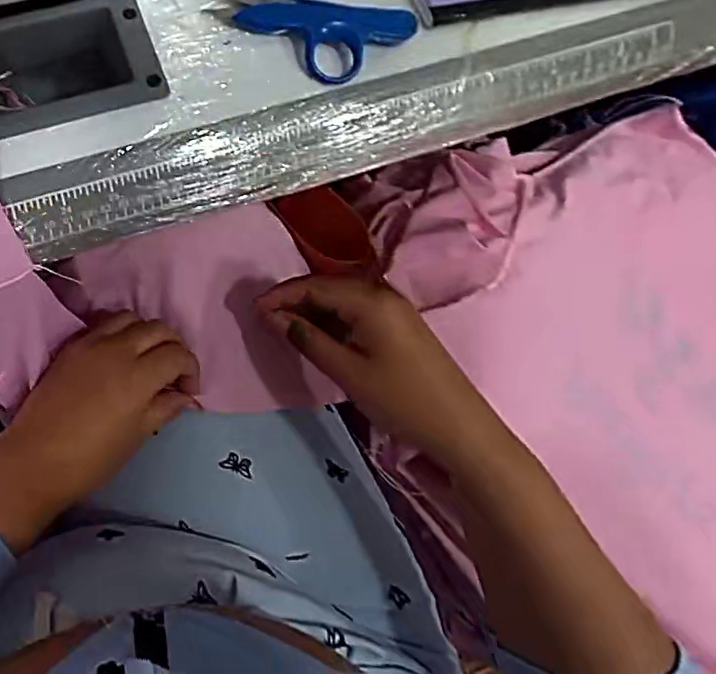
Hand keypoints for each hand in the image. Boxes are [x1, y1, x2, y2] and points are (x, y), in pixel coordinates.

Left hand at [0, 312, 200, 552]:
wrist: (35, 459)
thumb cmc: (91, 459)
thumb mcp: (136, 437)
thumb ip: (163, 408)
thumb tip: (183, 396)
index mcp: (138, 376)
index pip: (177, 355)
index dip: (190, 369)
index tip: (188, 390)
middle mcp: (117, 349)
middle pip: (158, 329)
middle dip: (174, 346)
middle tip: (174, 372)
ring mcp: (91, 342)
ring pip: (130, 318)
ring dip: (146, 332)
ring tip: (146, 357)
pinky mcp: (72, 345)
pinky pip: (104, 323)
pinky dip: (120, 330)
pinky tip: (120, 352)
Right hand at [256, 274, 507, 468]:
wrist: (463, 431)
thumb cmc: (402, 400)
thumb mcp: (347, 372)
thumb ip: (307, 339)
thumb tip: (272, 317)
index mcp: (370, 299)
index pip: (314, 285)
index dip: (280, 295)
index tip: (252, 310)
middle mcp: (382, 293)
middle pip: (327, 286)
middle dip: (293, 299)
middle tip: (264, 318)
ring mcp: (393, 308)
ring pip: (340, 298)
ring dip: (311, 310)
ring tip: (283, 327)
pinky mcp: (399, 324)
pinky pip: (355, 310)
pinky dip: (331, 319)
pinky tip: (316, 334)